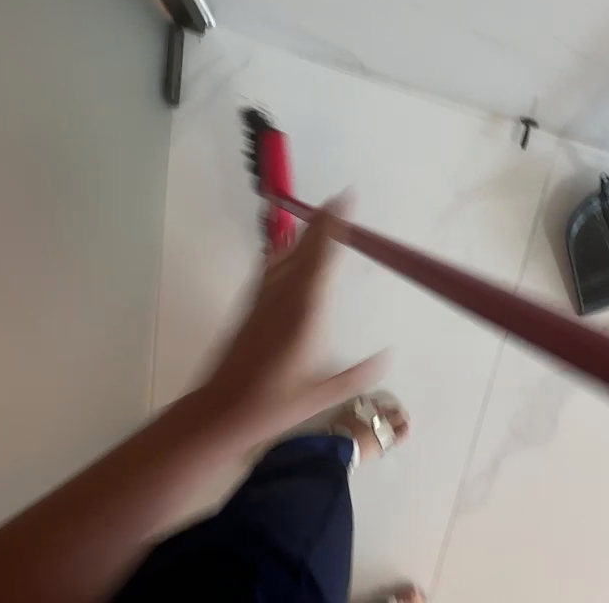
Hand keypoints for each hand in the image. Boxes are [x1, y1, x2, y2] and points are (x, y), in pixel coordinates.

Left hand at [198, 197, 384, 443]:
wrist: (219, 412)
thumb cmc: (273, 405)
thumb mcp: (321, 395)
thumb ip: (357, 374)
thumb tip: (388, 356)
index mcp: (305, 313)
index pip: (323, 259)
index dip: (334, 229)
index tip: (346, 203)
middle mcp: (284, 297)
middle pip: (306, 249)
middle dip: (323, 221)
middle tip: (339, 196)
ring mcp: (264, 299)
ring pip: (287, 254)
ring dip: (305, 231)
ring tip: (320, 211)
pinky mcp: (250, 306)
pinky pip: (270, 267)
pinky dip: (282, 249)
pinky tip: (287, 242)